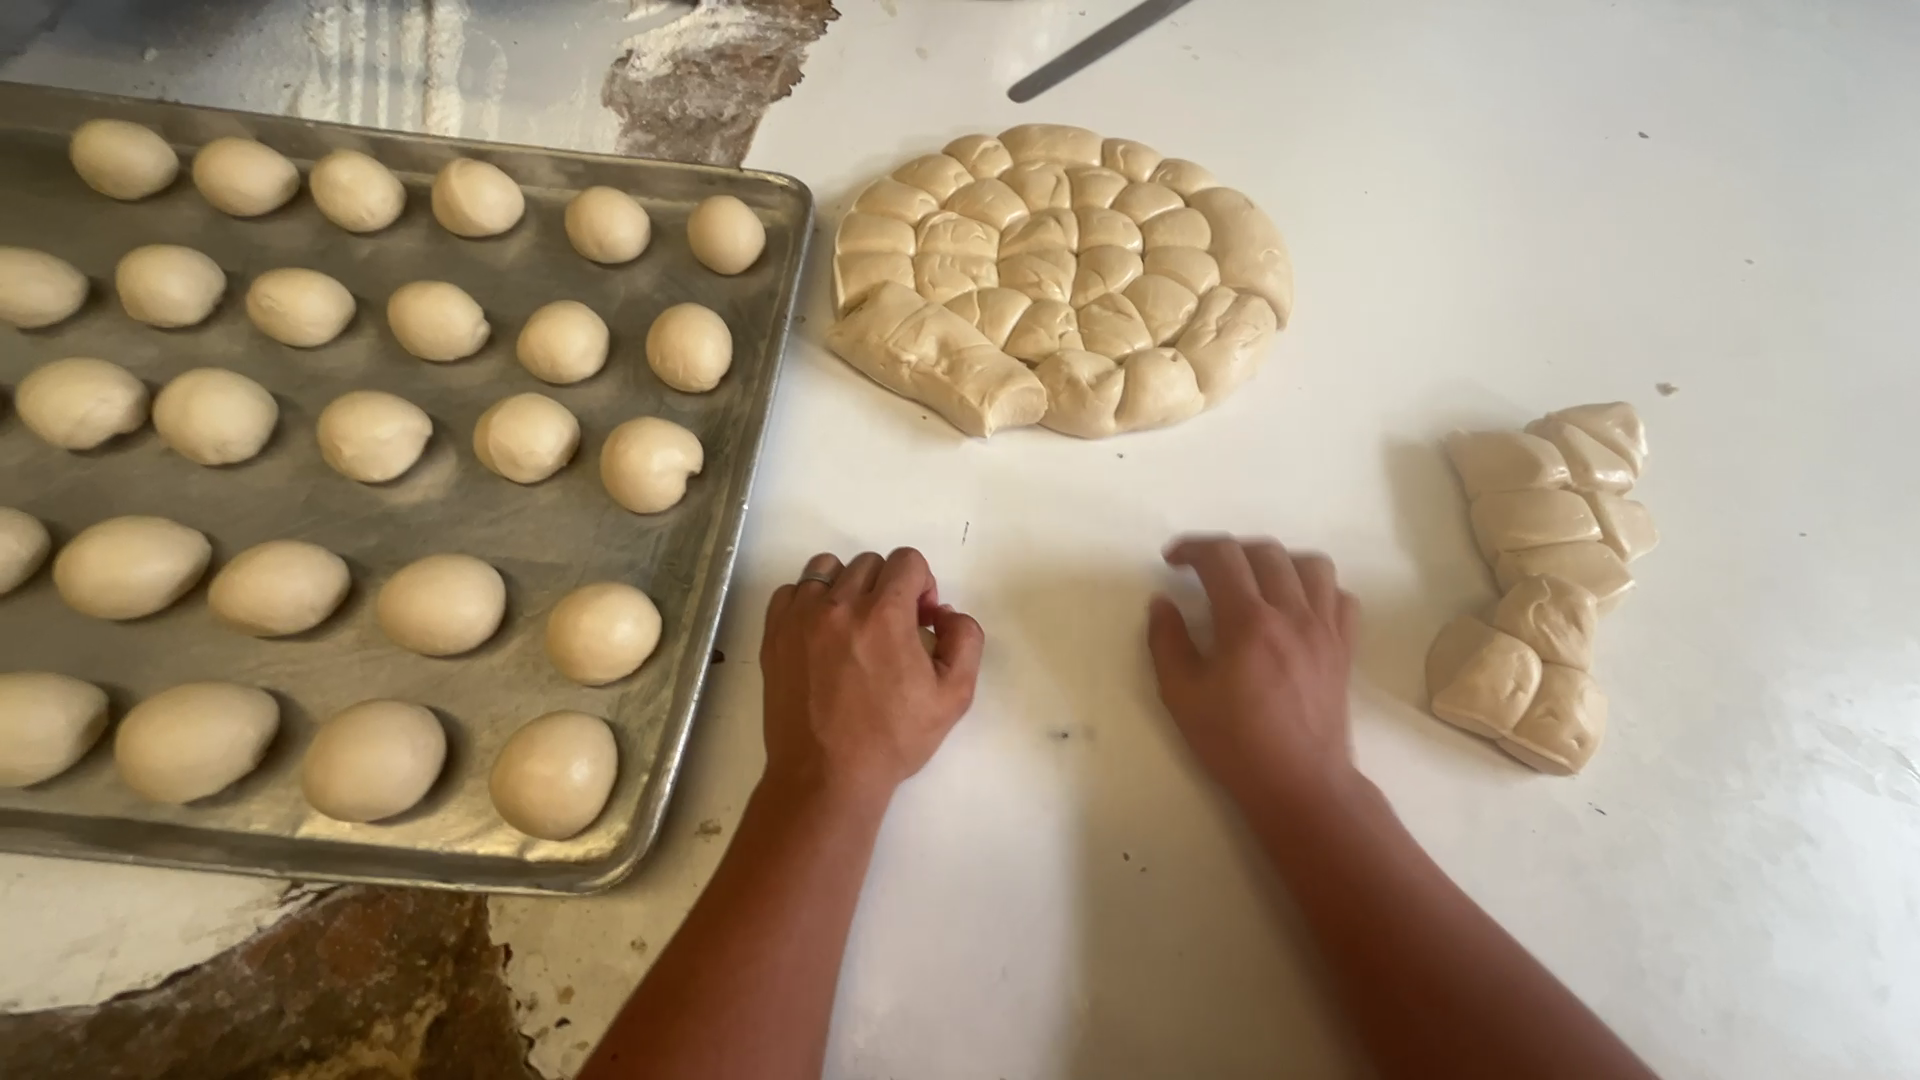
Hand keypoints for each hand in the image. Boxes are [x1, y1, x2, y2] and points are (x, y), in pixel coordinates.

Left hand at [760, 548, 985, 805]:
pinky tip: (821, 633)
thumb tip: (945, 611)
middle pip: (870, 563)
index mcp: (885, 615)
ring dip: (848, 586)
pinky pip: (792, 592)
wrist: (826, 776)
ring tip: (853, 625)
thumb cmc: (892, 739)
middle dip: (889, 587)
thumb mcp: (954, 695)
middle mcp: (840, 606)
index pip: (907, 560)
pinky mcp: (774, 635)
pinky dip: (809, 602)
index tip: (919, 619)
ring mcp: (800, 618)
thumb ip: (965, 639)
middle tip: (891, 628)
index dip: (922, 585)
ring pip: (827, 568)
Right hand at [1148, 535, 1360, 809]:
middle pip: (1265, 551)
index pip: (1221, 557)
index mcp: (1248, 622)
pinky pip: (1340, 597)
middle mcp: (1292, 614)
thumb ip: (1166, 641)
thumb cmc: (1233, 742)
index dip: (1192, 548)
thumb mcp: (1180, 694)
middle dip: (1228, 551)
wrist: (1299, 783)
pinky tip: (1295, 608)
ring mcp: (1325, 629)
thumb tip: (1162, 603)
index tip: (1173, 560)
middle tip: (1205, 572)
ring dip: (1277, 561)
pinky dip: (1316, 590)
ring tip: (1255, 581)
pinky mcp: (1344, 648)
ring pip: (1311, 565)